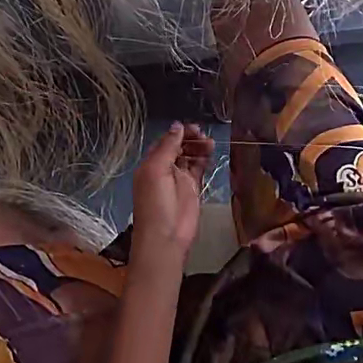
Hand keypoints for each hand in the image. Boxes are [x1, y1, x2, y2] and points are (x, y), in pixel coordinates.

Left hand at [132, 122, 211, 257]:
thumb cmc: (156, 202)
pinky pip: (198, 169)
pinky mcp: (192, 188)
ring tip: (210, 143)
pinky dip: (204, 159)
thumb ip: (167, 147)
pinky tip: (211, 152)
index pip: (165, 142)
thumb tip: (177, 126)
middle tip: (204, 135)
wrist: (166, 236)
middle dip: (190, 139)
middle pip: (178, 147)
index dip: (177, 133)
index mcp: (151, 164)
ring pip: (190, 156)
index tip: (192, 127)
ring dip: (199, 147)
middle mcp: (164, 169)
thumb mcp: (156, 170)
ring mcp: (179, 179)